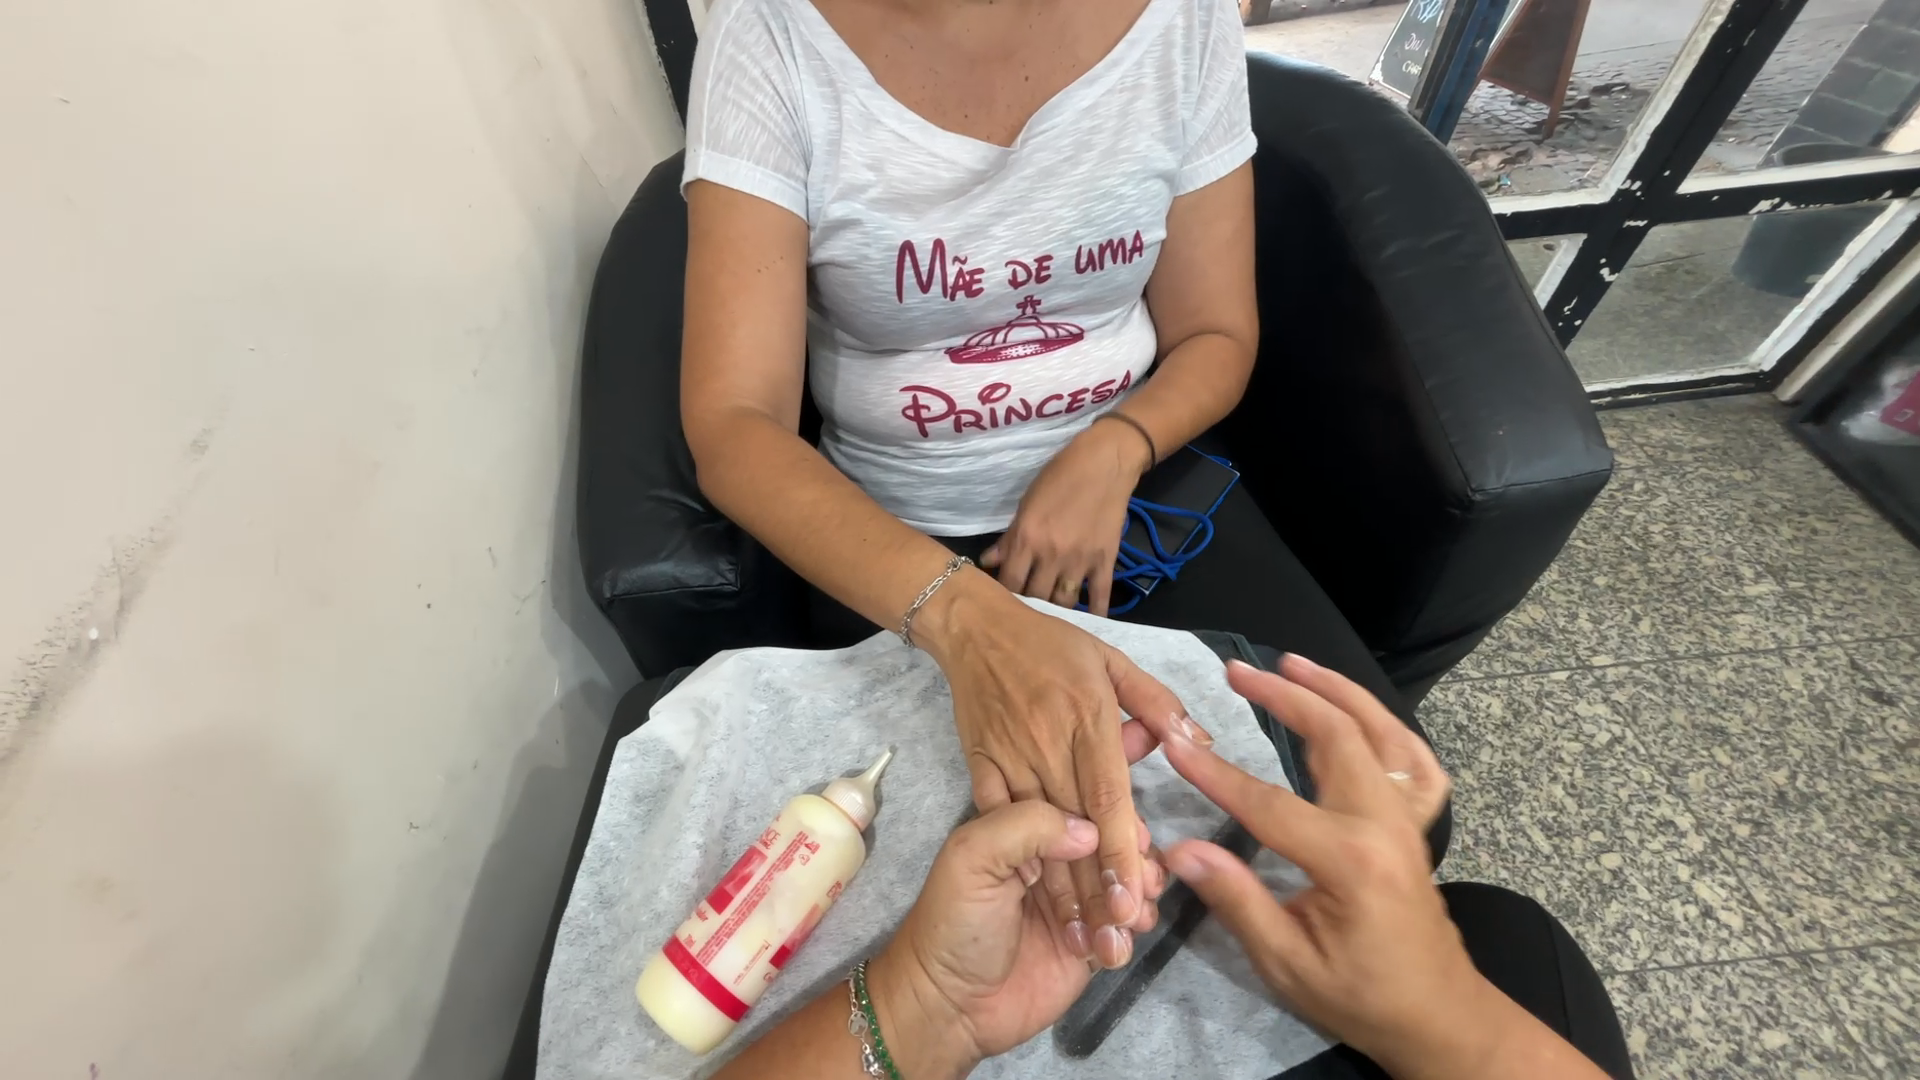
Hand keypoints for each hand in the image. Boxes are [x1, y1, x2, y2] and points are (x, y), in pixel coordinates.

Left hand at [867, 803, 1170, 1076]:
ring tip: (1134, 908)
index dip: (1110, 812)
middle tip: (1142, 873)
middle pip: (1108, 841)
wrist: (950, 1006)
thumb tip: (1091, 830)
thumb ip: (1027, 827)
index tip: (1134, 828)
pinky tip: (1129, 933)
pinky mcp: (1090, 942)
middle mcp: (1053, 855)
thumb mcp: (974, 856)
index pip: (1077, 802)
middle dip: (1132, 853)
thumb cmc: (954, 921)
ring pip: (1123, 879)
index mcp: (1024, 826)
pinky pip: (1125, 924)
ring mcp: (1075, 898)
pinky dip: (1136, 923)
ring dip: (1138, 888)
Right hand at [915, 573, 1186, 968]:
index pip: (1108, 792)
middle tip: (1115, 945)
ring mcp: (1010, 756)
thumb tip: (1199, 742)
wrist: (977, 632)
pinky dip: (1014, 854)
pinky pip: (996, 816)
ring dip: (1058, 887)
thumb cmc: (1051, 645)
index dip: (1121, 848)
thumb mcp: (1110, 659)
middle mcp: (1048, 742)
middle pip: (1076, 824)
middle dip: (1094, 888)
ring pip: (1038, 831)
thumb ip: (1156, 701)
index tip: (1133, 899)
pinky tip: (1032, 895)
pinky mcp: (980, 764)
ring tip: (1080, 940)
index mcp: (1087, 715)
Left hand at [981, 416, 1148, 615]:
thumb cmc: (1059, 477)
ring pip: (1063, 602)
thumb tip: (988, 561)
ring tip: (1050, 620)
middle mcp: (1051, 554)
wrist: (1105, 463)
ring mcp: (1080, 560)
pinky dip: (1094, 614)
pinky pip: (1099, 596)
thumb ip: (1009, 538)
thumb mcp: (1027, 504)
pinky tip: (1089, 628)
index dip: (1002, 597)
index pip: (1008, 582)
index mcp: (1027, 538)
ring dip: (1056, 613)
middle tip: (1023, 614)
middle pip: (1034, 597)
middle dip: (1028, 608)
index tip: (1001, 603)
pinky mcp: (1106, 561)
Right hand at [1151, 658, 1498, 1077]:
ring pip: (1379, 732)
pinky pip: (1413, 760)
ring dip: (1335, 690)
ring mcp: (1408, 819)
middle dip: (1281, 695)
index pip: (1267, 803)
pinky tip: (1360, 709)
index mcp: (1350, 861)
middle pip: (1334, 736)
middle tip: (1236, 670)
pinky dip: (1386, 725)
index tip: (1173, 741)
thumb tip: (1179, 851)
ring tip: (1292, 662)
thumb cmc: (1360, 997)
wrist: (1442, 1020)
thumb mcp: (1287, 963)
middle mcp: (1384, 825)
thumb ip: (1235, 900)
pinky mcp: (1417, 823)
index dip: (1214, 772)